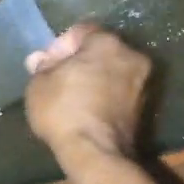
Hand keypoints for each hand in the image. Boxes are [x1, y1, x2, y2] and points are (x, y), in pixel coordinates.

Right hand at [24, 23, 152, 160]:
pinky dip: (105, 95)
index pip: (81, 31)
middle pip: (101, 50)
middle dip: (80, 61)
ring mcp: (143, 82)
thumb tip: (41, 59)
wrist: (96, 153)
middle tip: (59, 79)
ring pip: (113, 71)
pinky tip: (87, 109)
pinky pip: (119, 91)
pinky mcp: (145, 107)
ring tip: (73, 97)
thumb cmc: (63, 111)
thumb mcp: (38, 86)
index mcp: (107, 43)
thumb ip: (42, 67)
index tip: (47, 65)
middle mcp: (132, 56)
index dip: (60, 46)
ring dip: (95, 78)